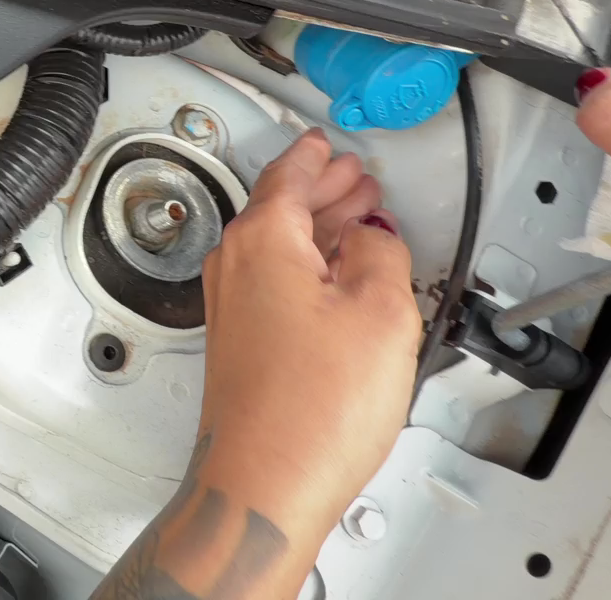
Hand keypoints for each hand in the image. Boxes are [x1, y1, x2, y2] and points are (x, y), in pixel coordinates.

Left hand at [93, 131, 419, 599]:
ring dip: (316, 222)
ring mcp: (230, 297)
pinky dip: (306, 258)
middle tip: (352, 174)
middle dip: (320, 187)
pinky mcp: (238, 330)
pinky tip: (334, 269)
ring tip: (355, 212)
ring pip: (278, 239)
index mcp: (261, 240)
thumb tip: (372, 234)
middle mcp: (234, 261)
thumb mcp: (379, 312)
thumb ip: (380, 255)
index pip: (287, 177)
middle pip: (279, 205)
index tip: (324, 141)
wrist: (264, 469)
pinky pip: (273, 272)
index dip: (313, 156)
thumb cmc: (311, 402)